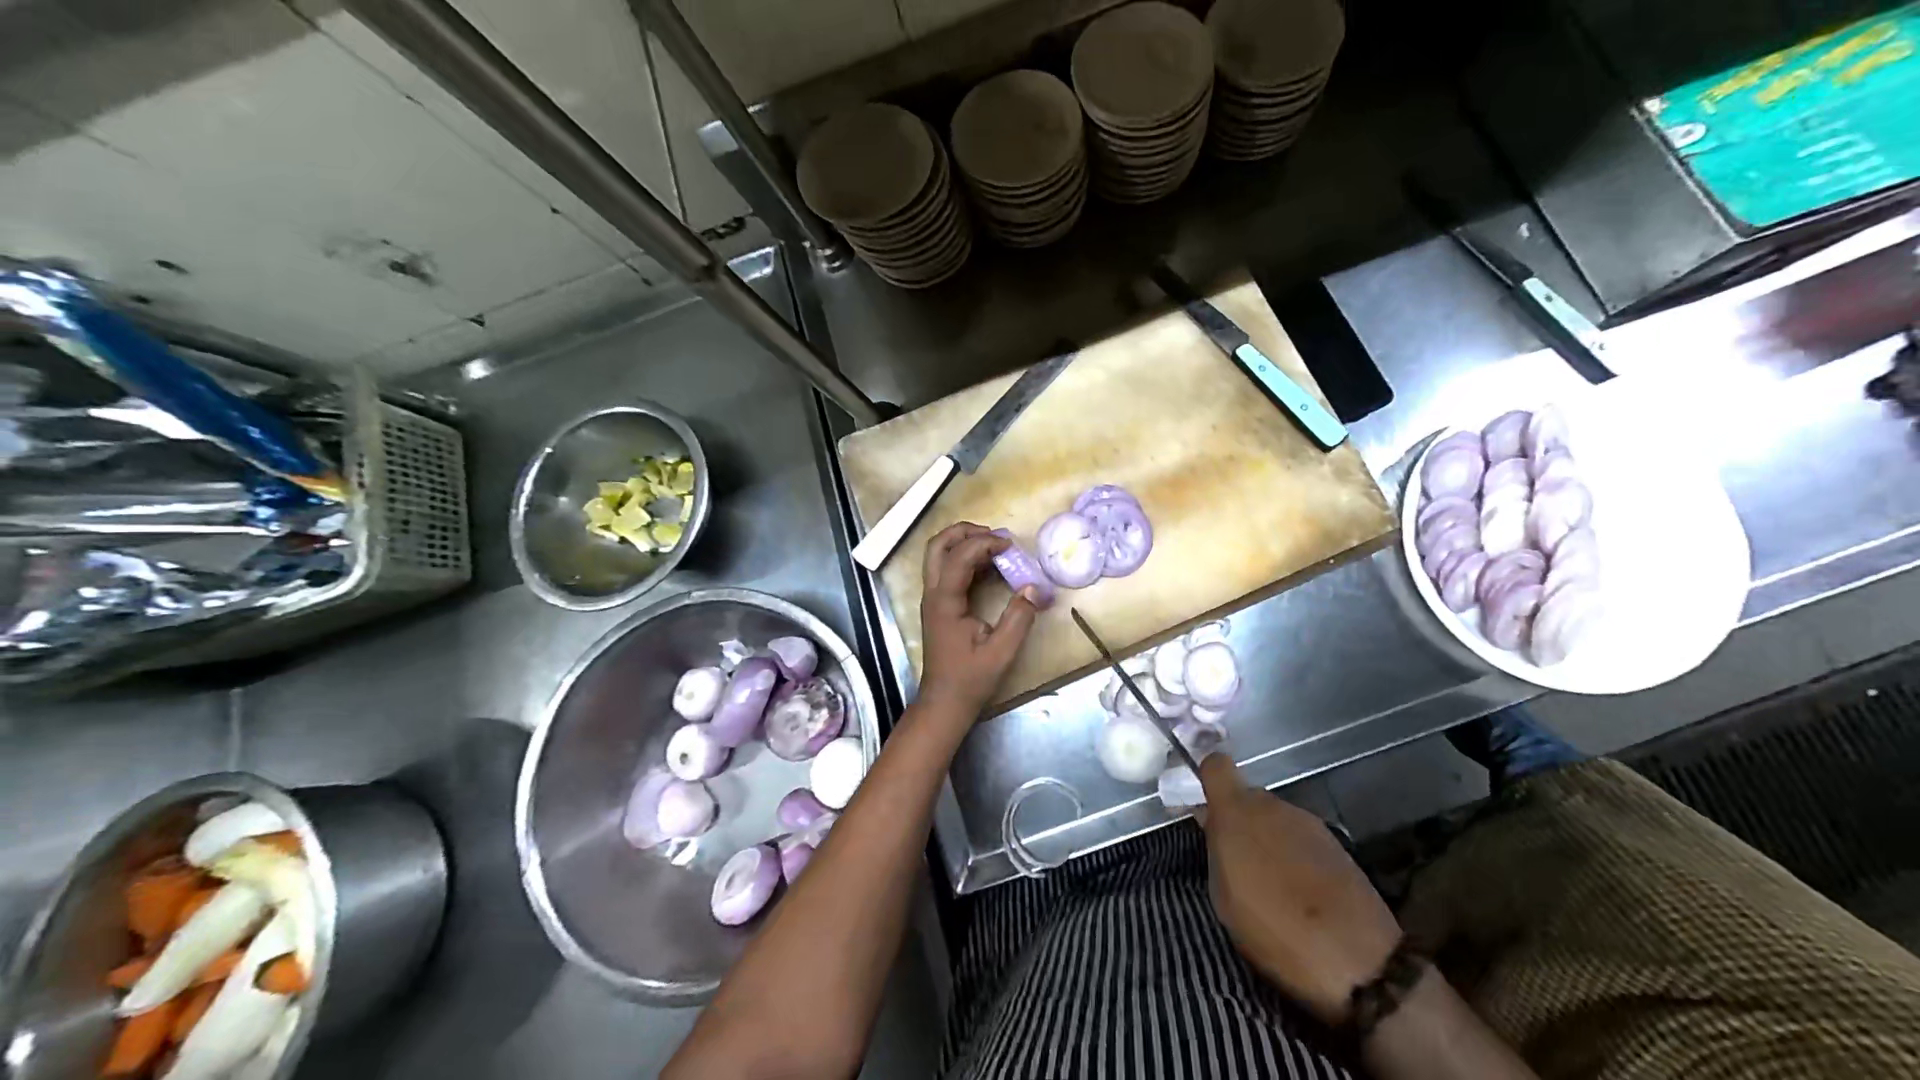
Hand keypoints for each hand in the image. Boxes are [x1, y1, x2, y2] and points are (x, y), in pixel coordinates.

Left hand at [917, 522, 1040, 715]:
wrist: (945, 701)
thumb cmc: (970, 679)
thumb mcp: (1002, 651)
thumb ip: (1018, 617)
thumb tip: (1034, 588)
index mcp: (944, 601)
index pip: (959, 556)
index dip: (985, 544)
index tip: (1011, 547)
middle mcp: (932, 594)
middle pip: (937, 545)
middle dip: (964, 532)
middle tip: (994, 535)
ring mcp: (932, 598)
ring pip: (938, 555)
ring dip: (963, 543)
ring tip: (994, 546)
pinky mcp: (938, 605)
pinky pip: (946, 570)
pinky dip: (964, 558)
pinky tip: (988, 566)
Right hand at [1199, 755, 1401, 1024]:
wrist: (1357, 961)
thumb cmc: (1272, 927)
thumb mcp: (1223, 894)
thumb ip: (1216, 848)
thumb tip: (1213, 823)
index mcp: (1238, 811)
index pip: (1217, 765)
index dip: (1208, 778)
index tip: (1203, 804)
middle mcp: (1275, 806)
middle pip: (1248, 798)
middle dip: (1239, 821)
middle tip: (1234, 859)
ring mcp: (1310, 824)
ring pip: (1275, 819)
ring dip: (1267, 840)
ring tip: (1268, 883)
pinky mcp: (1338, 847)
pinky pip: (1300, 840)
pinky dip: (1293, 856)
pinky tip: (1298, 892)